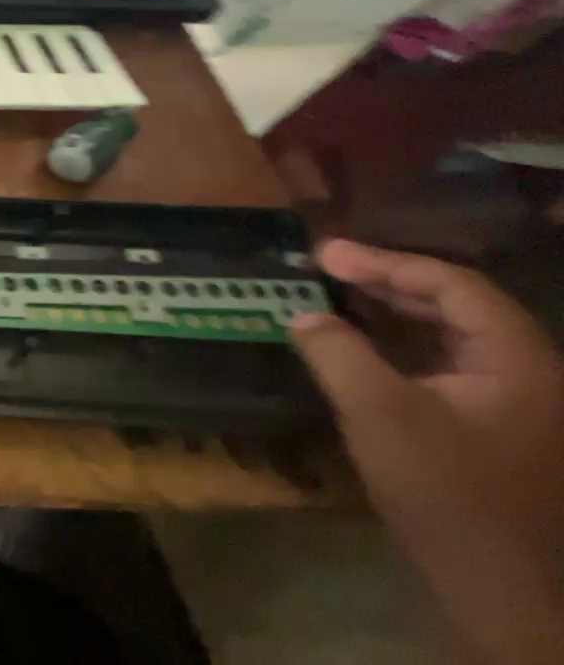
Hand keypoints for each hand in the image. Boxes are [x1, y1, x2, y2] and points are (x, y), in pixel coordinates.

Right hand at [290, 240, 563, 664]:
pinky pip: (450, 367)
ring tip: (334, 298)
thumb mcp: (379, 413)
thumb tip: (305, 315)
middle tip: (324, 268)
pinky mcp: (500, 430)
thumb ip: (338, 353)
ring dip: (393, 314)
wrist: (502, 583)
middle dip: (389, 283)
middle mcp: (532, 375)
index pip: (456, 286)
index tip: (325, 254)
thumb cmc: (446, 489)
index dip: (388, 263)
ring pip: (455, 338)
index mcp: (521, 362)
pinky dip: (402, 347)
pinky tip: (360, 348)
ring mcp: (520, 406)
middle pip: (461, 307)